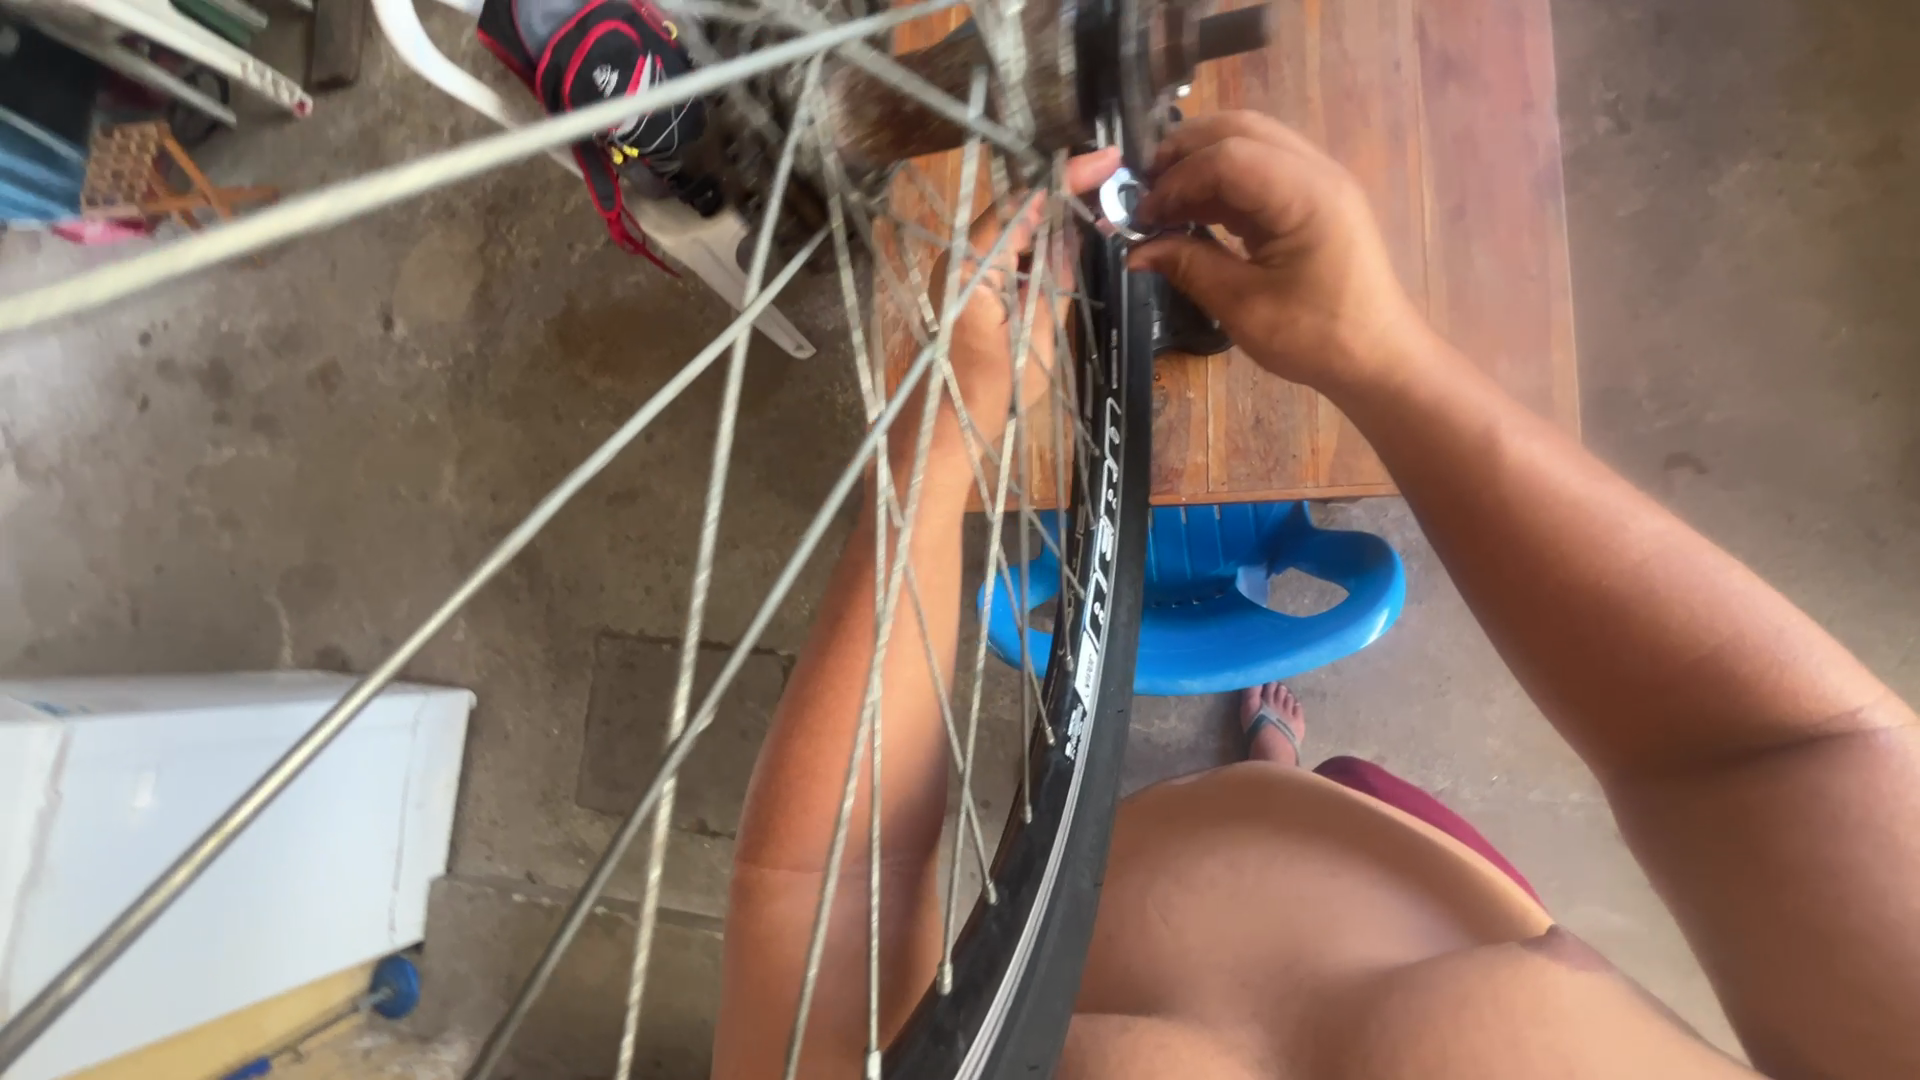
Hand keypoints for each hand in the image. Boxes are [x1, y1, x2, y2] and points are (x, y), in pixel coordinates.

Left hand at [929, 147, 1121, 449]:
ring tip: (1096, 206)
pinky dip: (1034, 241)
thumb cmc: (994, 390)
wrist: (950, 424)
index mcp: (973, 265)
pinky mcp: (963, 283)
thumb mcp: (1039, 334)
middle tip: (1110, 180)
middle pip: (1015, 207)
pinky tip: (1065, 239)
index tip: (1107, 160)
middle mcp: (958, 257)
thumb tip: (1079, 228)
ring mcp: (957, 268)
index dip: (1066, 177)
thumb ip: (1057, 274)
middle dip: (1062, 191)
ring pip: (1010, 225)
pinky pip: (1003, 248)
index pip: (1023, 203)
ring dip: (1050, 215)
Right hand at [1127, 112, 1424, 393]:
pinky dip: (1219, 184)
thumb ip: (1189, 267)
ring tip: (1161, 200)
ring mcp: (1316, 182)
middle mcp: (1315, 172)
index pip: (1227, 157)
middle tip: (1142, 189)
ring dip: (1200, 163)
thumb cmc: (1314, 337)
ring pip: (1249, 143)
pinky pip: (1258, 172)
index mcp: (1305, 194)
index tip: (1141, 218)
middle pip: (1240, 130)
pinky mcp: (1310, 200)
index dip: (1176, 180)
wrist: (1375, 356)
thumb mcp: (1242, 307)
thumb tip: (1136, 252)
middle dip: (1184, 152)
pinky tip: (1191, 212)